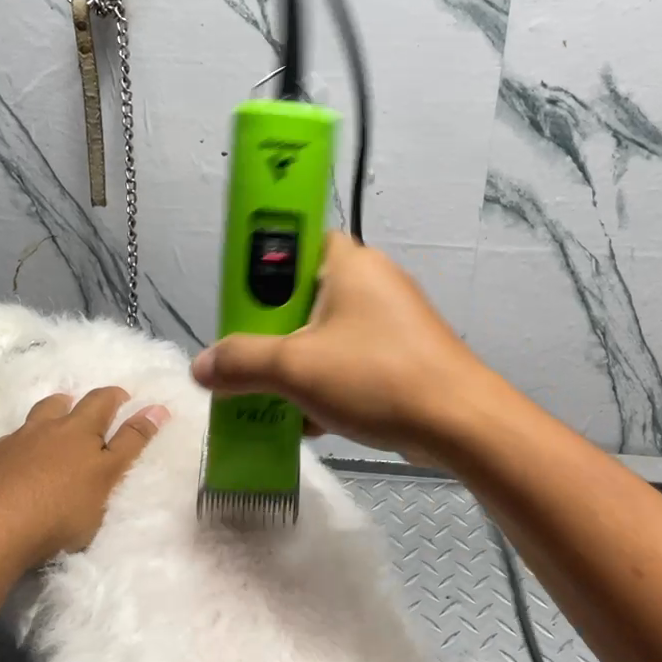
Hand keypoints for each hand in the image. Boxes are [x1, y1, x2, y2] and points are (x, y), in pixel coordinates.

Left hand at [0, 388, 168, 559]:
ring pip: (31, 421)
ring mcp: (10, 445)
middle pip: (61, 404)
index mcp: (78, 430)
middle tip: (91, 408)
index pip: (103, 403)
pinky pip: (7, 446)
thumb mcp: (108, 478)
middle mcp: (43, 428)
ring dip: (47, 419)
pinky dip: (20, 448)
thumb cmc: (61, 508)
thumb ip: (132, 443)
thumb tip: (157, 408)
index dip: (117, 398)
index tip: (127, 398)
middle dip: (79, 401)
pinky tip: (19, 466)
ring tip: (54, 430)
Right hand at [190, 232, 497, 459]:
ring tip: (274, 400)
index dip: (264, 266)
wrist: (460, 423)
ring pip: (327, 335)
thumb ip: (242, 363)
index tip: (242, 304)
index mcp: (349, 262)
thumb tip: (201, 367)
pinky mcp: (405, 355)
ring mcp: (394, 320)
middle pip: (306, 294)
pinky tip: (311, 421)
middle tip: (251, 361)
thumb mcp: (295, 369)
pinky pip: (352, 361)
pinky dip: (329, 385)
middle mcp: (373, 281)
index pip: (297, 238)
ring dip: (299, 367)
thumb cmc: (376, 377)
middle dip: (275, 332)